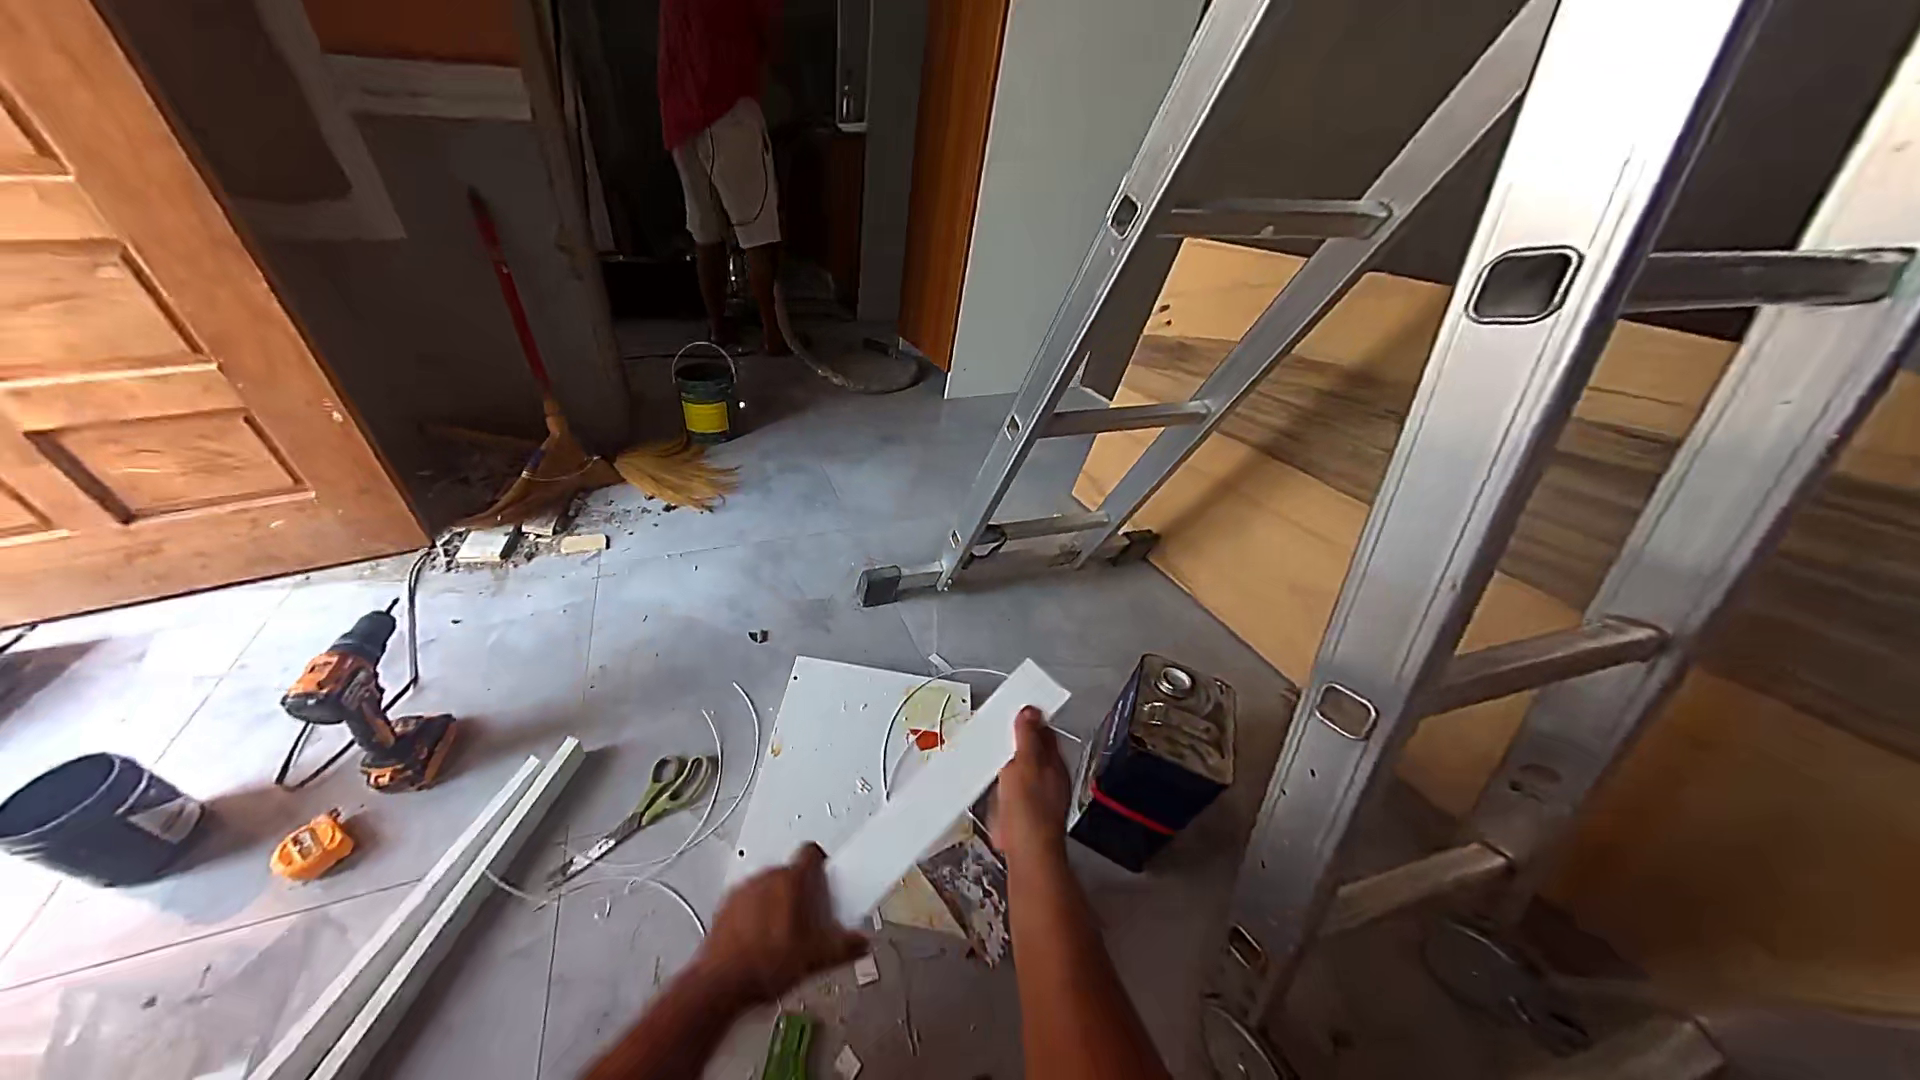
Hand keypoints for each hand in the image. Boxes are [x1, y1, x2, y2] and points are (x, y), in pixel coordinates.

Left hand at [693, 843, 867, 1005]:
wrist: (719, 985)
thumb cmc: (765, 964)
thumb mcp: (817, 958)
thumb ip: (845, 946)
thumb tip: (859, 943)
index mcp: (793, 879)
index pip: (813, 853)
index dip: (822, 864)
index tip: (826, 882)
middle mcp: (767, 877)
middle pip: (791, 872)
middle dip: (800, 892)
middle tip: (808, 920)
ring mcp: (744, 891)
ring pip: (768, 887)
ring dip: (776, 903)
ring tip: (782, 936)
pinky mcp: (725, 908)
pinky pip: (746, 902)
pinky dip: (753, 915)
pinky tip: (759, 944)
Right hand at [992, 706, 1070, 867]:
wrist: (1027, 853)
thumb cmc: (1029, 808)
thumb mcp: (1025, 764)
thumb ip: (1027, 737)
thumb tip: (1030, 710)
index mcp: (1053, 762)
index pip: (1043, 731)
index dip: (1028, 719)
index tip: (1010, 710)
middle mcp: (1049, 777)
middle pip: (1031, 750)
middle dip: (1013, 742)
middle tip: (994, 733)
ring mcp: (1037, 796)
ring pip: (1019, 771)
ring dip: (1005, 764)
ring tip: (987, 755)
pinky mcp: (1023, 813)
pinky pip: (1009, 792)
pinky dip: (1000, 787)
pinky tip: (990, 787)